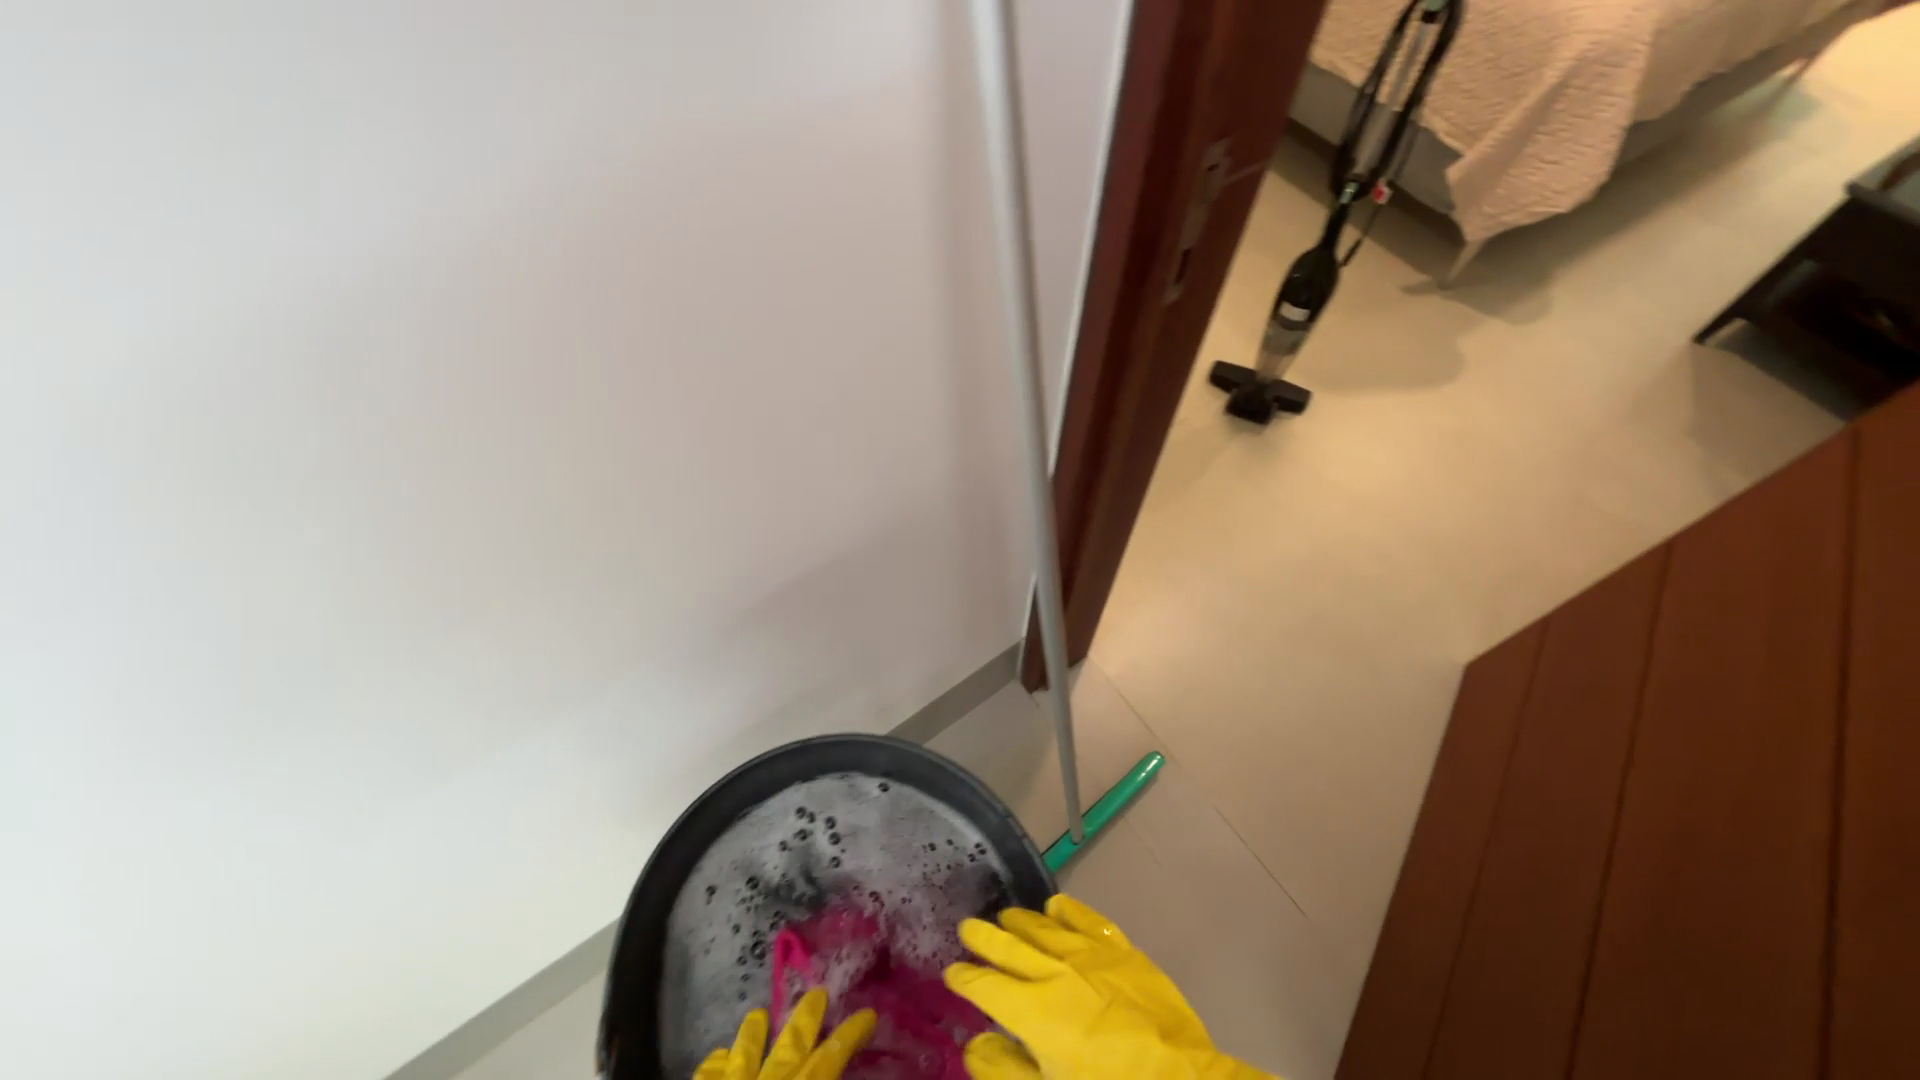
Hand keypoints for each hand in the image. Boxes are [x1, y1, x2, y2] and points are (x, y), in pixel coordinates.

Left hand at [693, 989, 875, 1079]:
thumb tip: (836, 1073)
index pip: (829, 1060)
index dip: (849, 1035)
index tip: (868, 1015)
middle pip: (790, 1046)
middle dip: (806, 1018)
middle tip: (818, 993)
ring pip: (745, 1055)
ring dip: (753, 1034)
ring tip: (758, 1014)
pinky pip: (708, 1078)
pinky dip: (715, 1065)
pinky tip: (719, 1055)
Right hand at [944, 894, 1276, 1079]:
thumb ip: (1006, 1070)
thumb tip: (975, 1045)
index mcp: (1032, 1011)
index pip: (985, 987)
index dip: (965, 979)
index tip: (952, 972)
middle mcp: (1054, 973)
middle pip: (1009, 947)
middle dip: (983, 938)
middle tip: (967, 929)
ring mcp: (1089, 956)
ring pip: (1044, 928)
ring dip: (1021, 922)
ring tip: (1006, 918)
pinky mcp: (1121, 952)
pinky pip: (1088, 921)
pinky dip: (1068, 911)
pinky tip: (1056, 906)